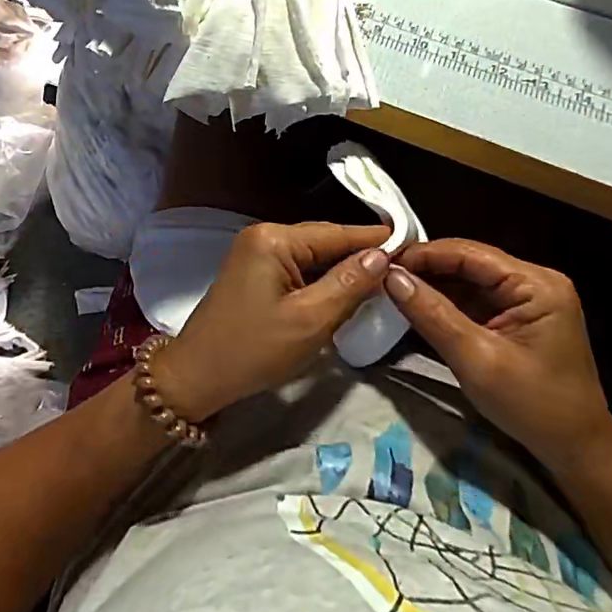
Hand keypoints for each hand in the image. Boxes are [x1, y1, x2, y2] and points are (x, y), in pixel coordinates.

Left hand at [153, 222, 391, 420]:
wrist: (196, 378)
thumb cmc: (253, 350)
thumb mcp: (310, 320)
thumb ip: (349, 284)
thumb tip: (383, 255)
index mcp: (273, 239)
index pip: (337, 233)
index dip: (377, 240)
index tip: (416, 244)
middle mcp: (263, 235)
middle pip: (324, 241)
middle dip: (361, 254)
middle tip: (405, 266)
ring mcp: (255, 253)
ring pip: (312, 256)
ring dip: (343, 268)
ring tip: (384, 278)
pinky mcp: (254, 272)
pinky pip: (297, 268)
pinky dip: (322, 279)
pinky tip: (346, 290)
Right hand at [385, 239, 611, 462]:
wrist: (576, 451)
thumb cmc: (533, 406)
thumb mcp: (476, 360)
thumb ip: (433, 314)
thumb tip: (391, 277)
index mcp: (536, 284)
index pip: (470, 253)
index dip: (424, 253)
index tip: (383, 260)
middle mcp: (535, 281)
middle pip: (470, 262)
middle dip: (426, 267)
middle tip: (381, 273)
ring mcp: (528, 299)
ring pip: (469, 279)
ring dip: (433, 283)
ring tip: (391, 285)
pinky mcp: (519, 317)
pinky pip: (476, 299)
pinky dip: (446, 302)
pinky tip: (417, 303)